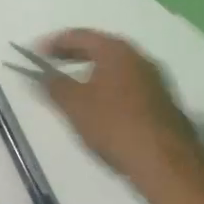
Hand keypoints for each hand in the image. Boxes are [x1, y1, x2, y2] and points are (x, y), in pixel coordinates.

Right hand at [37, 29, 202, 183]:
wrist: (170, 168)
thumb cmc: (115, 126)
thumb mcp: (74, 105)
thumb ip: (52, 84)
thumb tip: (37, 73)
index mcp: (115, 49)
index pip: (77, 35)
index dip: (52, 43)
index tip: (34, 53)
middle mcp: (138, 57)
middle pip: (99, 48)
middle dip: (74, 55)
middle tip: (52, 64)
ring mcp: (156, 81)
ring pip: (116, 68)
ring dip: (93, 73)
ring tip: (75, 87)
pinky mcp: (165, 105)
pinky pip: (129, 86)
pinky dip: (111, 89)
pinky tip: (103, 108)